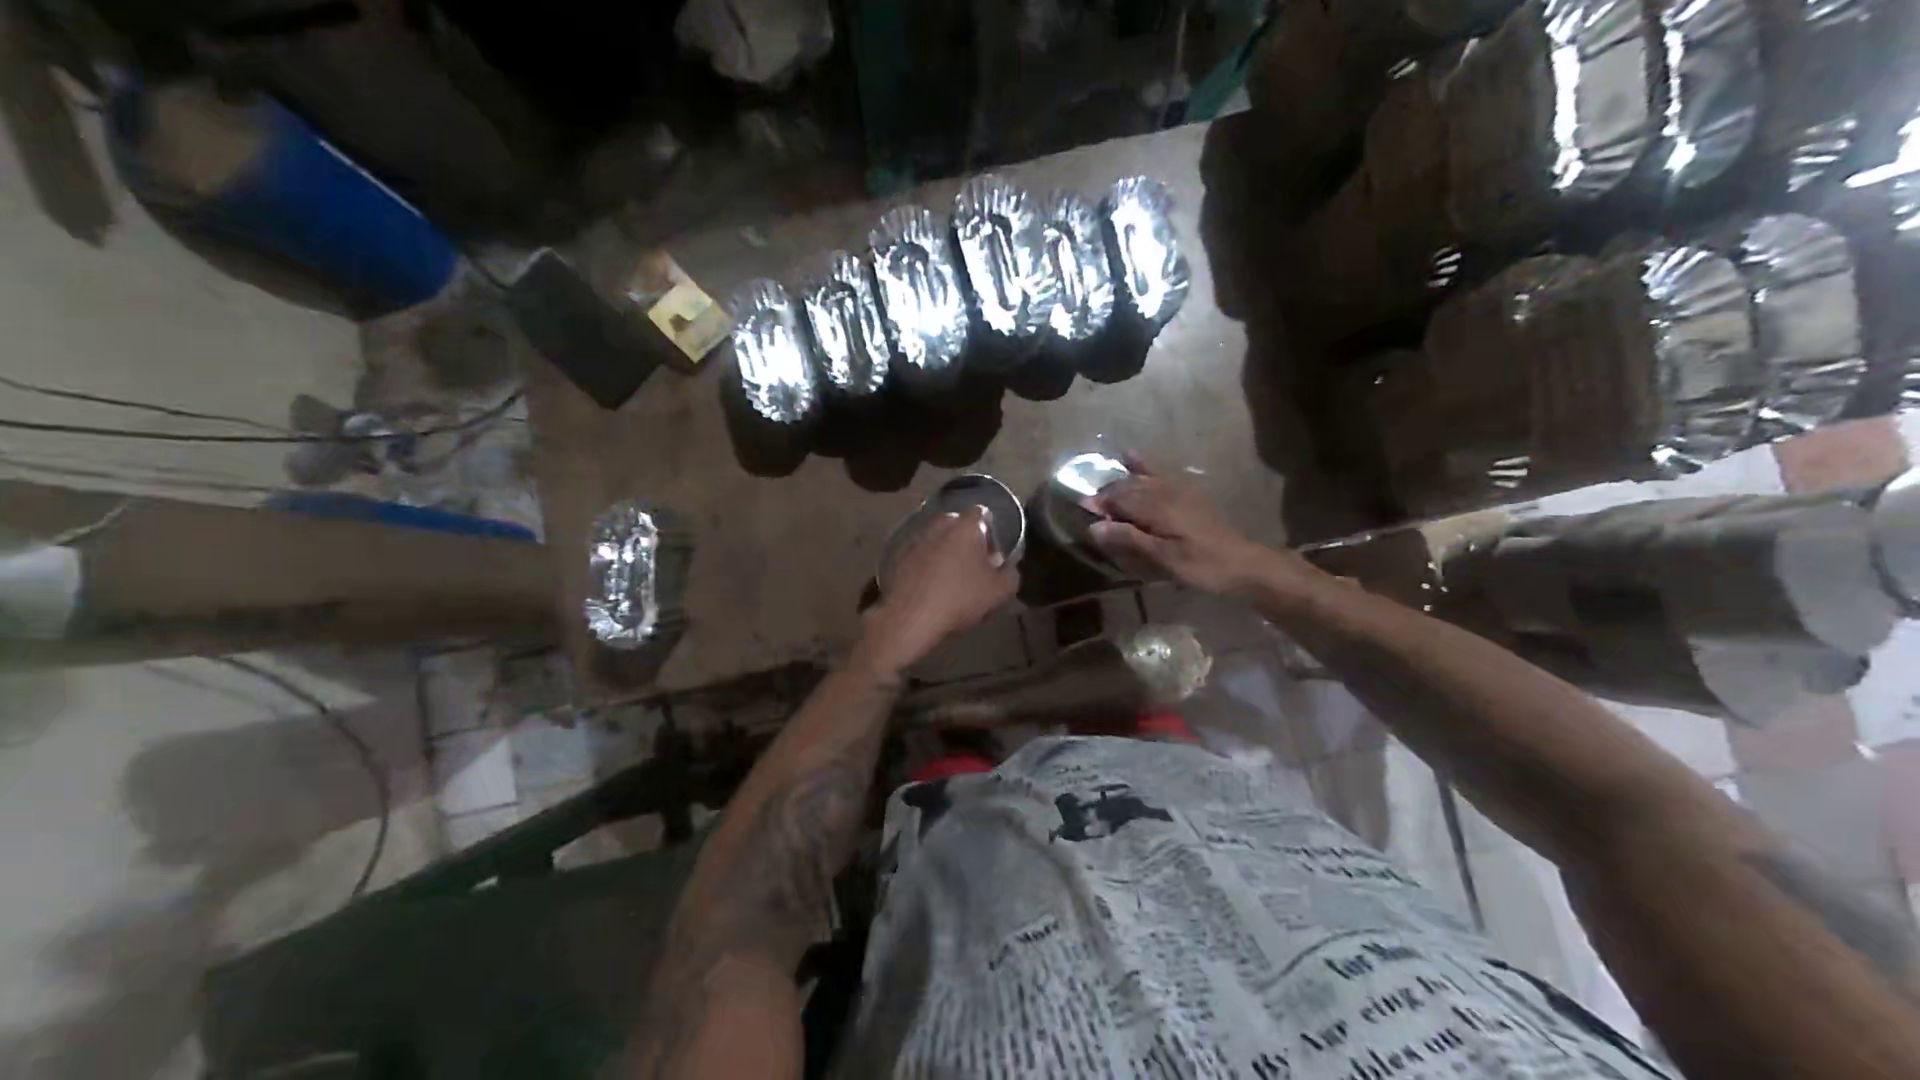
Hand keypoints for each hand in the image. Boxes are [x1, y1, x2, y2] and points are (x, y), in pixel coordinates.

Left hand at [857, 506, 1018, 674]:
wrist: (910, 618)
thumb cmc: (960, 599)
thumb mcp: (1000, 592)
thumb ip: (1011, 573)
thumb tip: (1004, 566)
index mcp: (966, 526)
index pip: (982, 513)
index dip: (991, 532)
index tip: (993, 554)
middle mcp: (939, 525)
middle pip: (958, 525)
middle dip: (967, 541)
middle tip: (974, 567)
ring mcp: (915, 539)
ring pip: (937, 539)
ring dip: (946, 552)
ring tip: (952, 579)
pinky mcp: (898, 556)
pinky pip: (920, 555)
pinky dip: (927, 564)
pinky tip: (931, 587)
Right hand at [1089, 456, 1315, 595]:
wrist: (1244, 563)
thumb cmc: (1202, 566)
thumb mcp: (1164, 559)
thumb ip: (1129, 539)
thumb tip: (1095, 526)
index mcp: (1158, 508)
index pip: (1119, 499)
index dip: (1099, 503)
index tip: (1082, 509)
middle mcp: (1166, 491)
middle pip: (1128, 485)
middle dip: (1107, 492)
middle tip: (1092, 505)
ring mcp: (1179, 488)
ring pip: (1142, 477)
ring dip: (1121, 480)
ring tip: (1106, 488)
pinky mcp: (1189, 491)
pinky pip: (1160, 471)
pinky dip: (1143, 463)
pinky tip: (1132, 455)